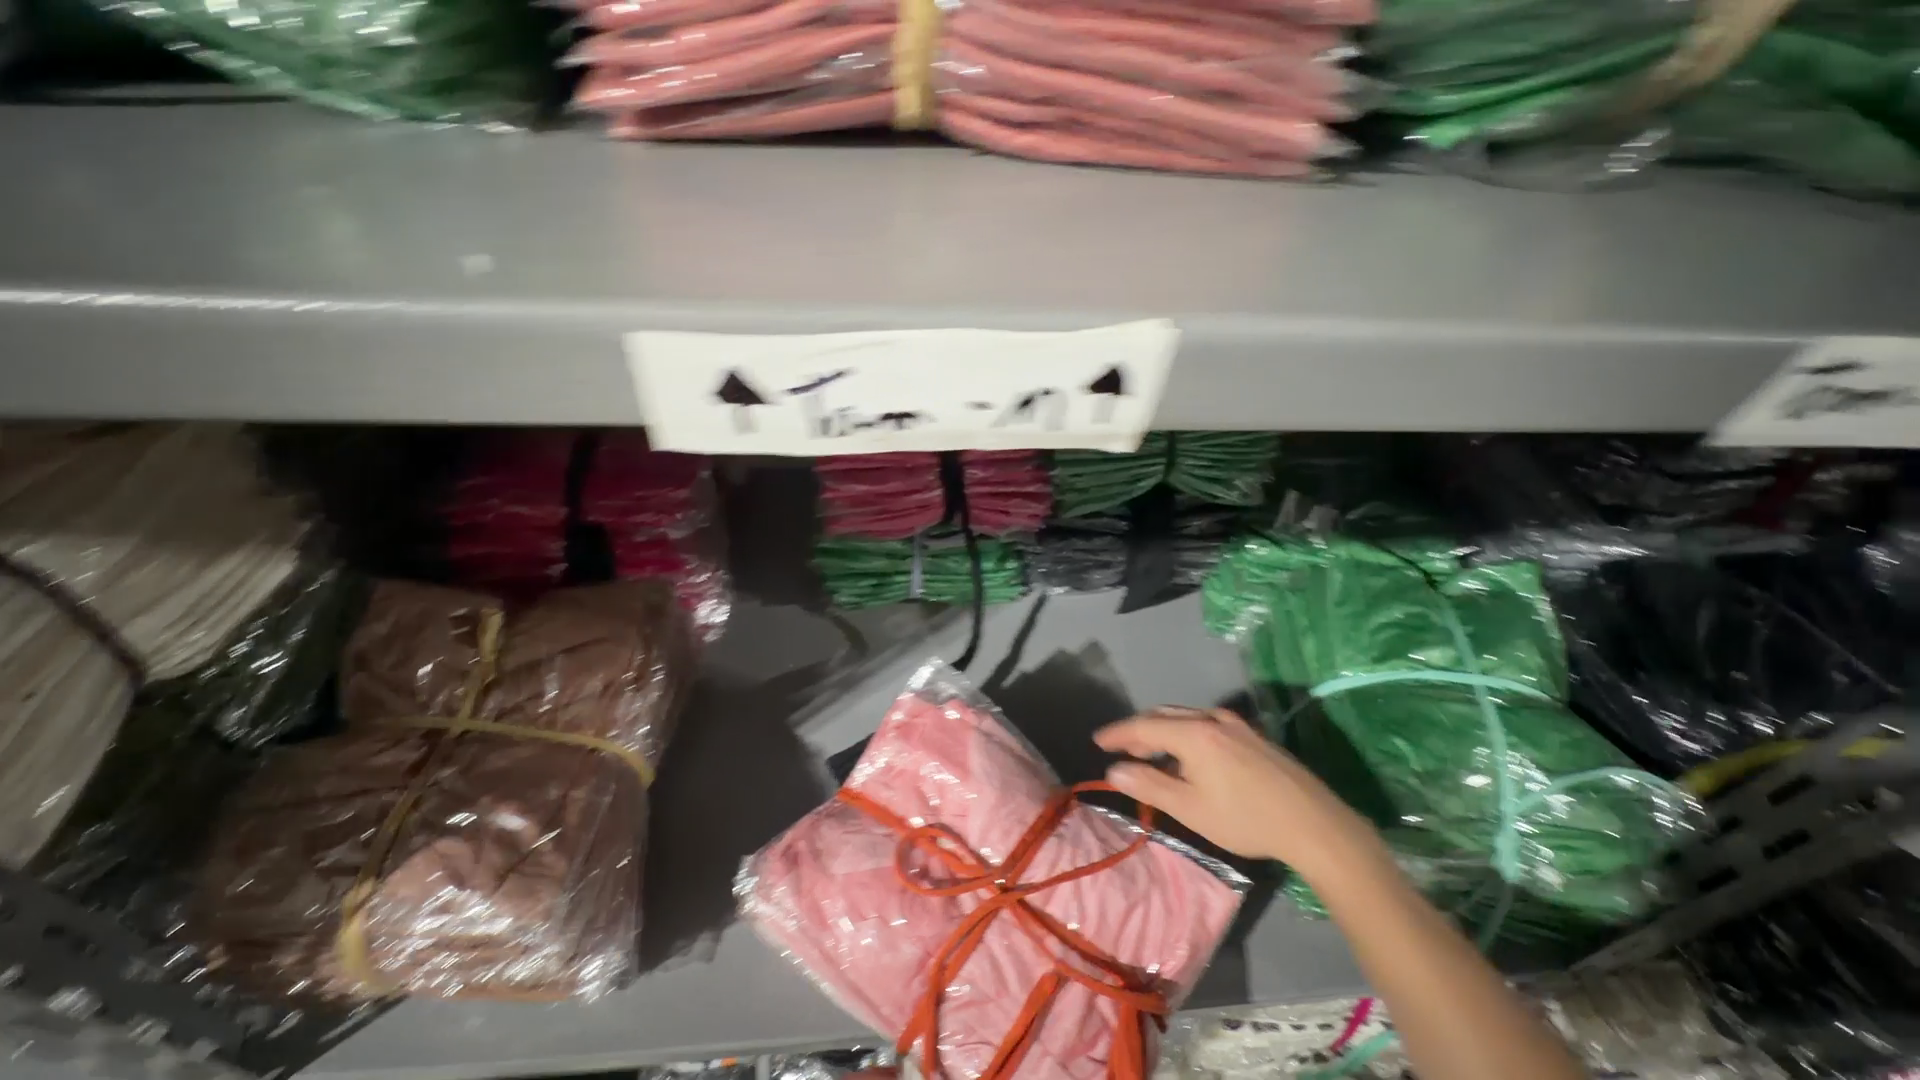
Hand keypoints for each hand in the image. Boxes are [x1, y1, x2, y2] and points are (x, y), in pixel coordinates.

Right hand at [1094, 706, 1389, 883]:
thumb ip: (1149, 785)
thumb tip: (1115, 769)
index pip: (1144, 726)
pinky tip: (1190, 756)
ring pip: (1188, 718)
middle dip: (1139, 730)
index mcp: (1194, 734)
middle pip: (1165, 716)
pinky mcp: (1254, 737)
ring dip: (1164, 731)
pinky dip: (1186, 734)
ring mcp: (1238, 726)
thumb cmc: (1244, 819)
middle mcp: (1213, 720)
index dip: (1118, 733)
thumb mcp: (1190, 808)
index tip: (1097, 741)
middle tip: (1121, 748)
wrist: (1312, 823)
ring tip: (1152, 753)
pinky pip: (1207, 725)